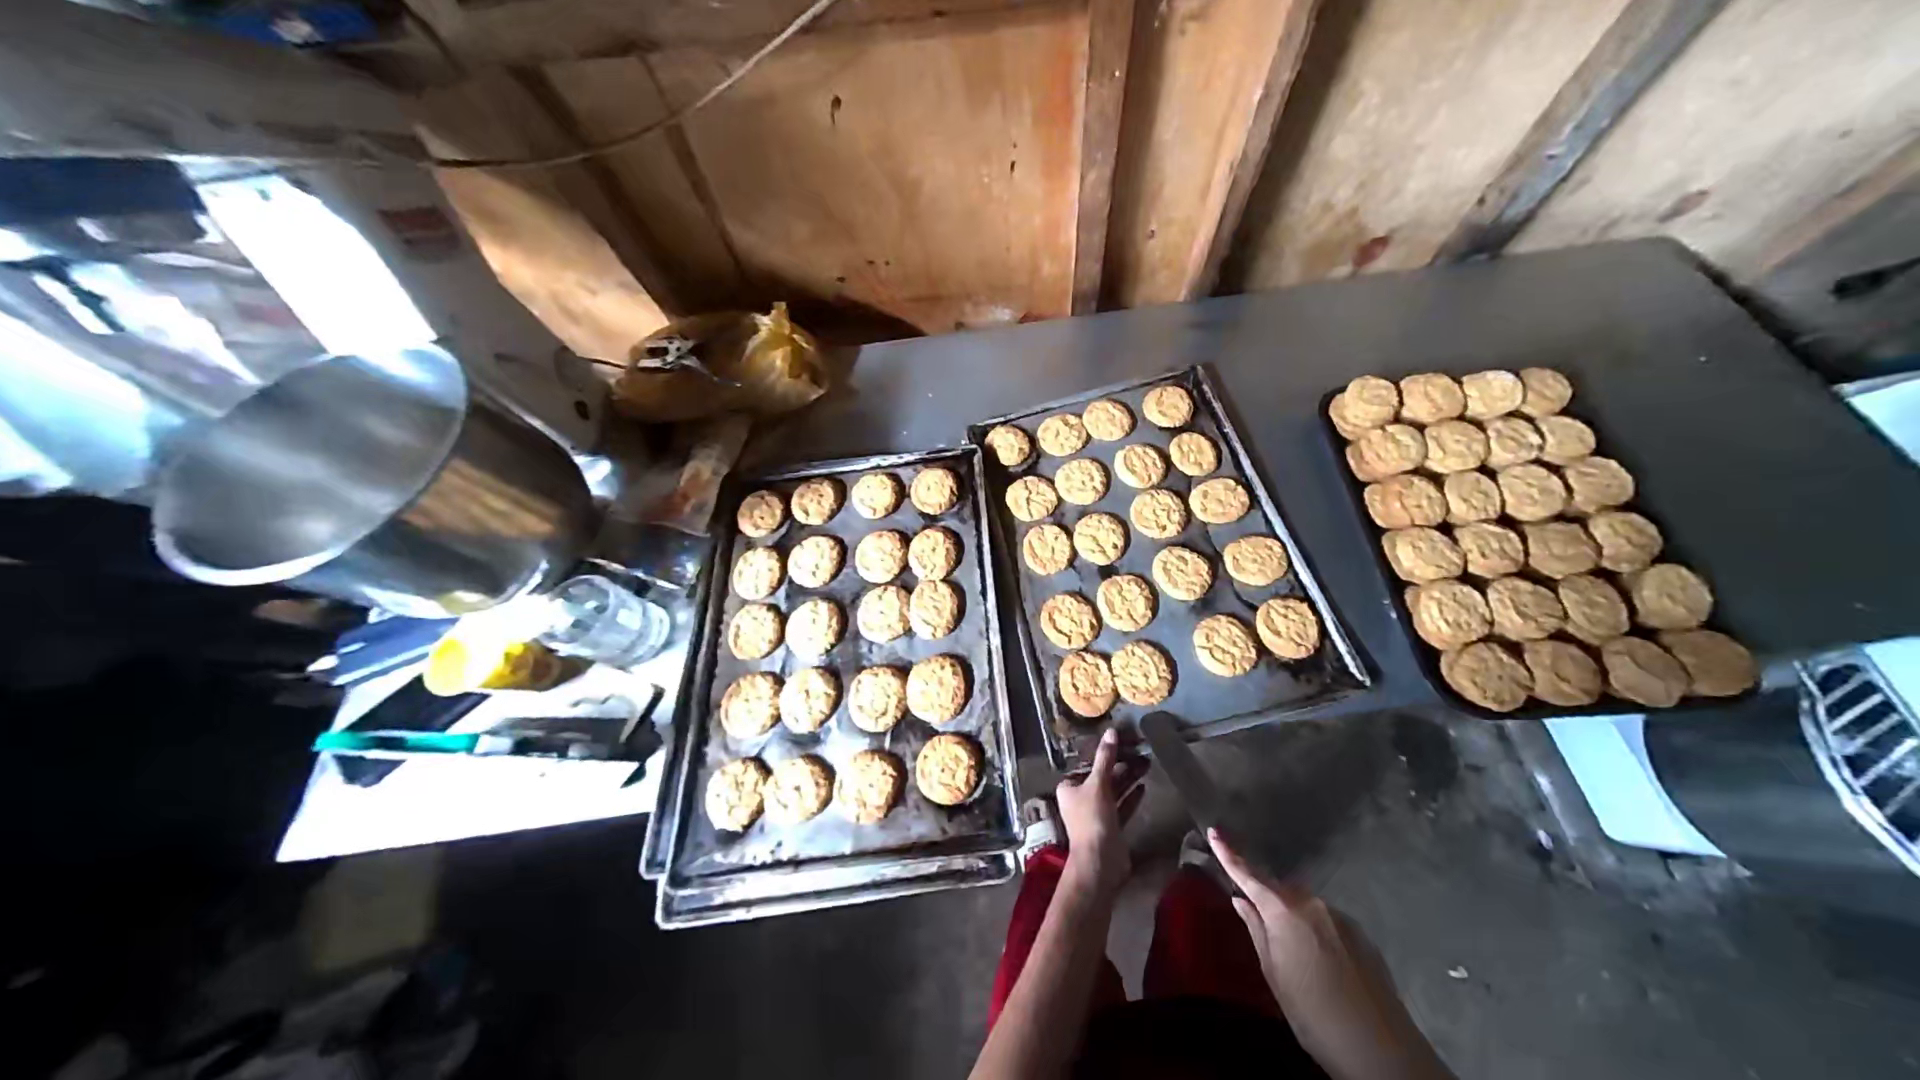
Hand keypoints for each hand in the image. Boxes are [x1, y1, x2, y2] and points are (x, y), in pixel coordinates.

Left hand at [1055, 728, 1145, 896]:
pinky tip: (1144, 785)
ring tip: (1147, 763)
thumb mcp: (1098, 784)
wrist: (1100, 862)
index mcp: (1069, 787)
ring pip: (1114, 790)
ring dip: (1129, 778)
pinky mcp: (1111, 826)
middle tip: (1141, 751)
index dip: (1104, 753)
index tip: (1122, 741)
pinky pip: (1122, 806)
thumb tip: (1111, 731)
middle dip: (1121, 765)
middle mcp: (1080, 798)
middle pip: (1103, 777)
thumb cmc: (1092, 819)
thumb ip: (1105, 758)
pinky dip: (1131, 796)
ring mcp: (1097, 814)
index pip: (1088, 764)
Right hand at [1208, 828, 1452, 1079]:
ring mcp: (1341, 918)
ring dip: (1291, 915)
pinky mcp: (1362, 936)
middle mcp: (1314, 904)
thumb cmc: (1313, 1013)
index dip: (1230, 854)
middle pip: (1280, 889)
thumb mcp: (1273, 974)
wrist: (1381, 1050)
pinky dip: (1314, 930)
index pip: (1249, 875)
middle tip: (1252, 912)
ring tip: (1290, 949)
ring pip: (1304, 906)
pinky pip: (1327, 922)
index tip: (1214, 830)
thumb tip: (1242, 900)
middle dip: (1265, 894)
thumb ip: (1256, 930)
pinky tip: (1319, 960)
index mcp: (1285, 910)